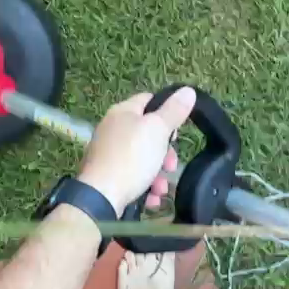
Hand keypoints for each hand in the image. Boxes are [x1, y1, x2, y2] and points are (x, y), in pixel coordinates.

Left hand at [75, 88, 196, 211]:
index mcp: (122, 112)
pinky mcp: (106, 175)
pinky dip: (144, 186)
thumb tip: (188, 90)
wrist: (101, 196)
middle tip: (171, 166)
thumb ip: (174, 111)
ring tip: (161, 188)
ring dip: (157, 174)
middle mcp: (112, 129)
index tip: (177, 131)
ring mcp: (107, 153)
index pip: (149, 100)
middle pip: (147, 134)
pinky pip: (131, 176)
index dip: (167, 112)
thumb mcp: (157, 130)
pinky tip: (151, 198)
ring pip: (142, 159)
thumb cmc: (131, 157)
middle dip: (165, 153)